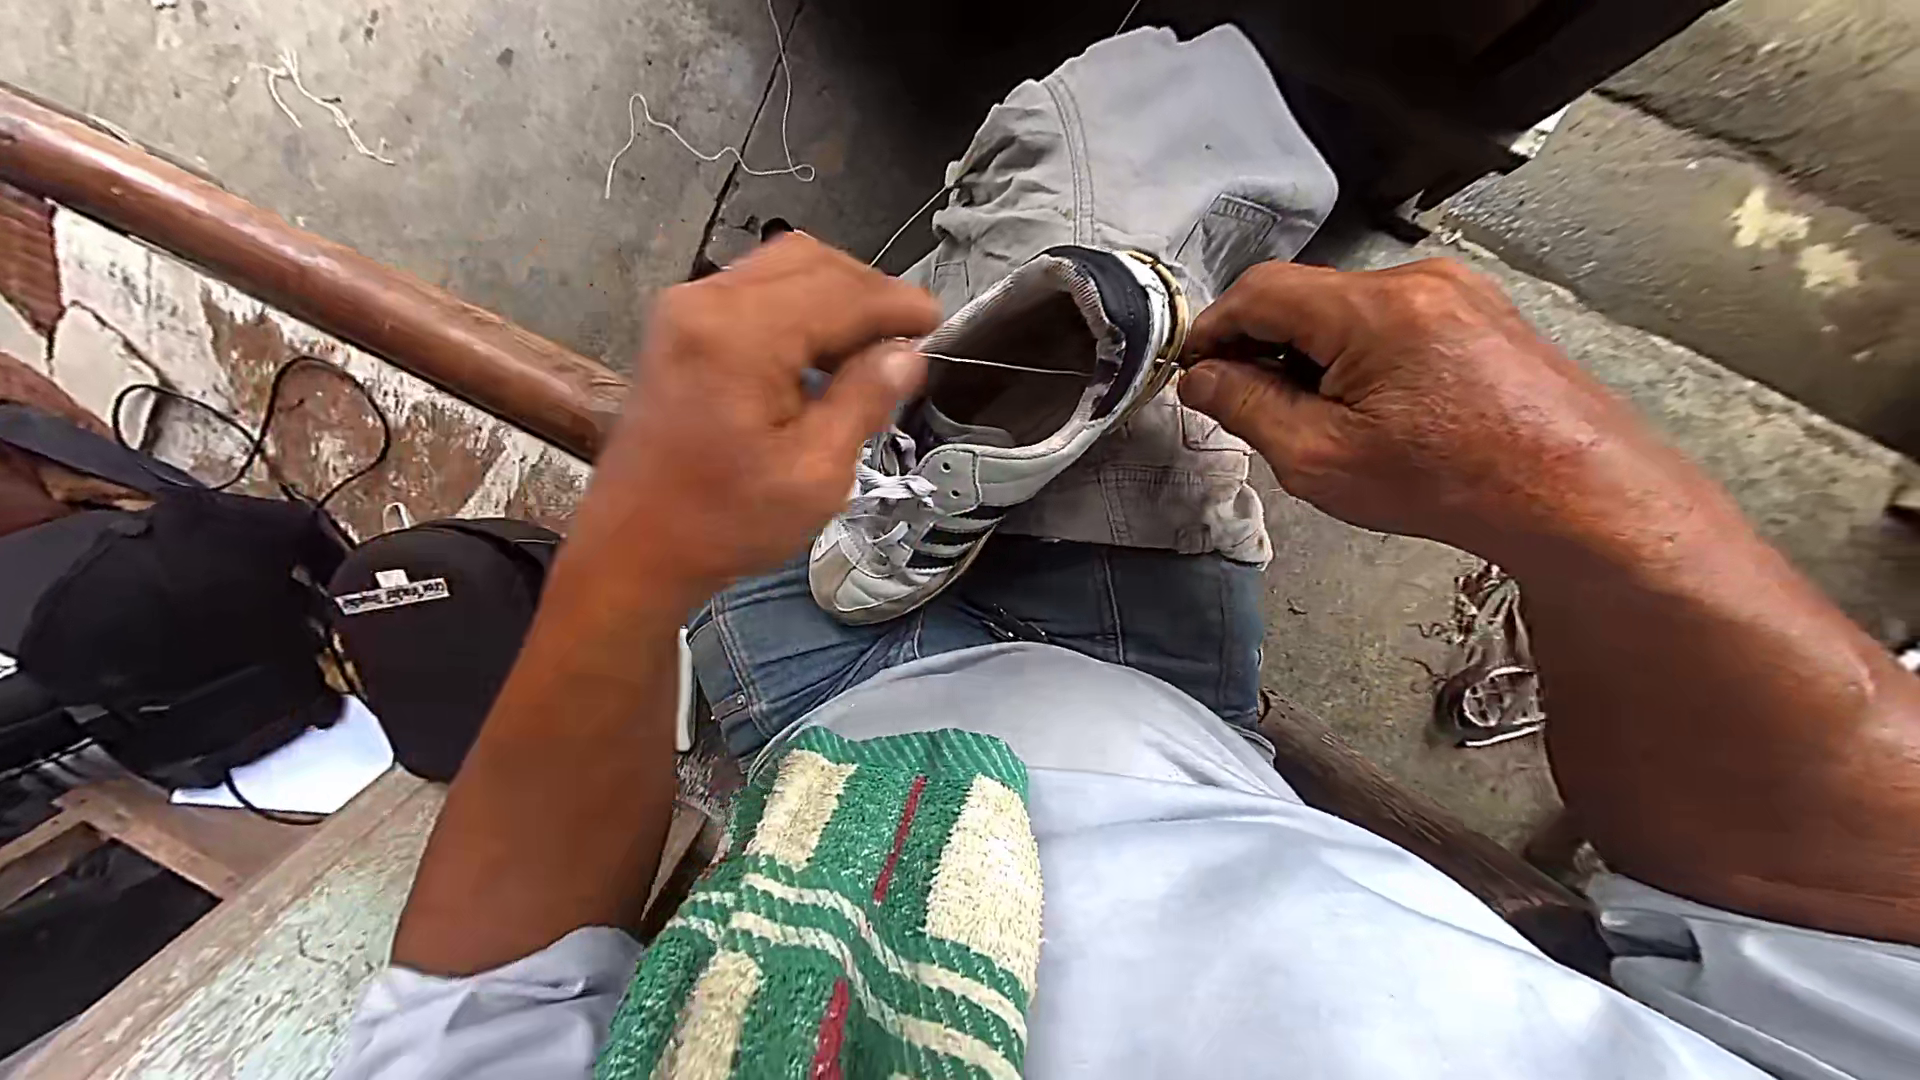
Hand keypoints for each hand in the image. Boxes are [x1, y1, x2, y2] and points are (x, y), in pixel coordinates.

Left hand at [562, 234, 939, 610]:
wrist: (638, 548)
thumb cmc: (728, 522)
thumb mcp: (815, 473)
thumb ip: (864, 402)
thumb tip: (907, 356)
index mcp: (742, 336)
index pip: (841, 293)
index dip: (898, 305)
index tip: (938, 324)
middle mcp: (707, 302)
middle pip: (811, 261)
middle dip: (871, 293)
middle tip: (908, 340)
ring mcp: (686, 311)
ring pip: (783, 269)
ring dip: (838, 298)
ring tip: (873, 348)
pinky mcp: (681, 330)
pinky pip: (757, 294)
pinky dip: (802, 310)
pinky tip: (824, 353)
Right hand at [1177, 258, 1715, 569]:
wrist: (1576, 496)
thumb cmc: (1444, 482)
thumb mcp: (1318, 456)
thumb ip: (1246, 407)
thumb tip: (1199, 378)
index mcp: (1373, 310)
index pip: (1258, 292)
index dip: (1211, 328)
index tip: (1191, 370)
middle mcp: (1414, 281)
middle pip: (1297, 296)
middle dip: (1253, 345)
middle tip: (1237, 402)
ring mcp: (1450, 291)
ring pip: (1335, 309)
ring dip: (1296, 352)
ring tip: (1297, 412)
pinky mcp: (1469, 312)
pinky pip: (1377, 319)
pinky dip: (1340, 353)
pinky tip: (1347, 402)